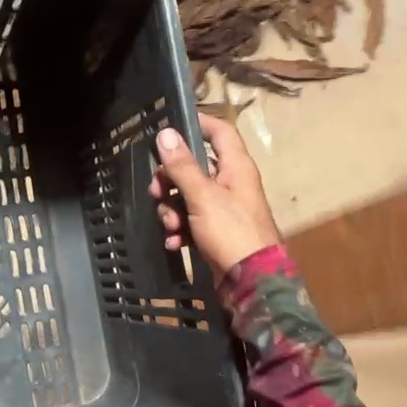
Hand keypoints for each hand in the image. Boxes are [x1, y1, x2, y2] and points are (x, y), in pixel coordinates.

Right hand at [152, 113, 282, 273]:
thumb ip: (182, 165)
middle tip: (156, 192)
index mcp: (236, 167)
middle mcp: (231, 183)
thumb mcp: (203, 196)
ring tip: (170, 226)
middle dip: (170, 181)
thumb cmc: (231, 232)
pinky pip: (190, 220)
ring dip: (172, 209)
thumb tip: (166, 133)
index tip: (170, 127)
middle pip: (194, 167)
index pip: (220, 132)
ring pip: (187, 196)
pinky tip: (174, 242)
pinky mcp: (215, 231)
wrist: (250, 282)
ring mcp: (223, 208)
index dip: (198, 124)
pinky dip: (180, 228)